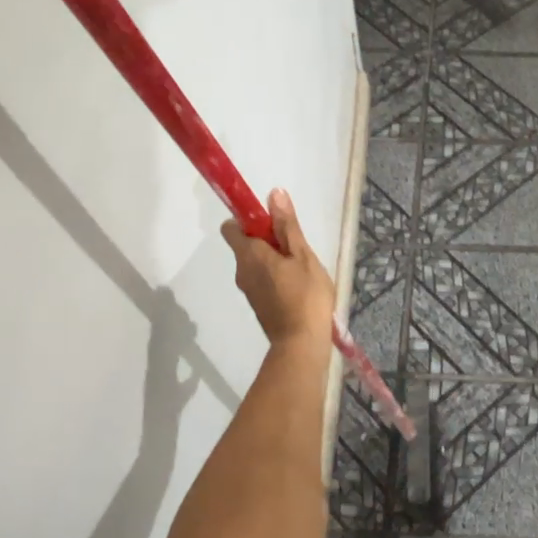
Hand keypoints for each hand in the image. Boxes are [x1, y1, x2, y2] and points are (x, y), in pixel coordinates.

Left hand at [220, 189, 335, 347]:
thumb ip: (287, 226)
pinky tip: (298, 287)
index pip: (231, 227)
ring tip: (301, 270)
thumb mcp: (303, 256)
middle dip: (267, 240)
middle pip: (245, 245)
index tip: (272, 224)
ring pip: (255, 263)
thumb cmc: (306, 296)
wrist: (301, 344)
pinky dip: (275, 277)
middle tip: (296, 249)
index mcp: (249, 255)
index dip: (249, 220)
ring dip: (273, 260)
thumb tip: (273, 193)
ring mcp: (248, 290)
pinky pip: (261, 280)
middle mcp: (242, 271)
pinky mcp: (258, 304)